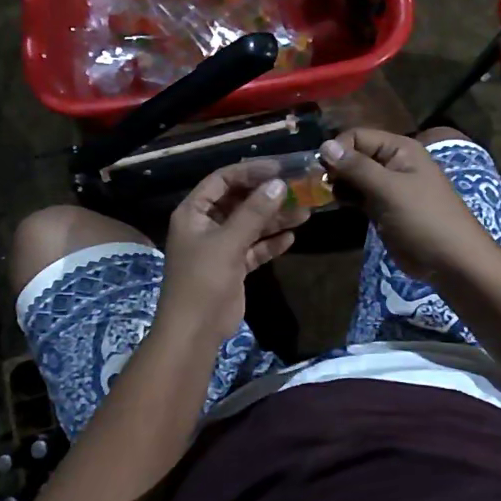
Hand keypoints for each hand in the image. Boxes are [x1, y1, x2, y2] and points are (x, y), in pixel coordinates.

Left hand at [159, 160, 307, 344]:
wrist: (194, 330)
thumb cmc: (203, 280)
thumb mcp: (228, 242)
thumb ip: (254, 213)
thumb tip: (279, 184)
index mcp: (194, 212)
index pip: (223, 180)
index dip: (250, 172)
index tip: (281, 169)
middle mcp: (206, 225)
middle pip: (240, 201)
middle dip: (268, 196)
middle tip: (300, 189)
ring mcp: (220, 246)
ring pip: (251, 225)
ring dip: (275, 219)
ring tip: (305, 213)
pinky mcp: (233, 267)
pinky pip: (254, 247)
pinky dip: (271, 242)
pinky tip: (291, 238)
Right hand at [320, 130, 500, 280]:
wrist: (451, 260)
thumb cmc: (423, 219)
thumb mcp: (389, 189)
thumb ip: (357, 167)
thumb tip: (324, 144)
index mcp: (400, 149)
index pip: (358, 136)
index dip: (337, 149)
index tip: (319, 169)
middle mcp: (392, 163)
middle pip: (354, 155)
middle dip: (335, 166)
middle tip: (317, 185)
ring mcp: (388, 187)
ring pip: (354, 177)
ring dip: (338, 183)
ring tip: (325, 196)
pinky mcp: (383, 209)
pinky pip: (359, 196)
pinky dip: (346, 197)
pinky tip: (334, 203)